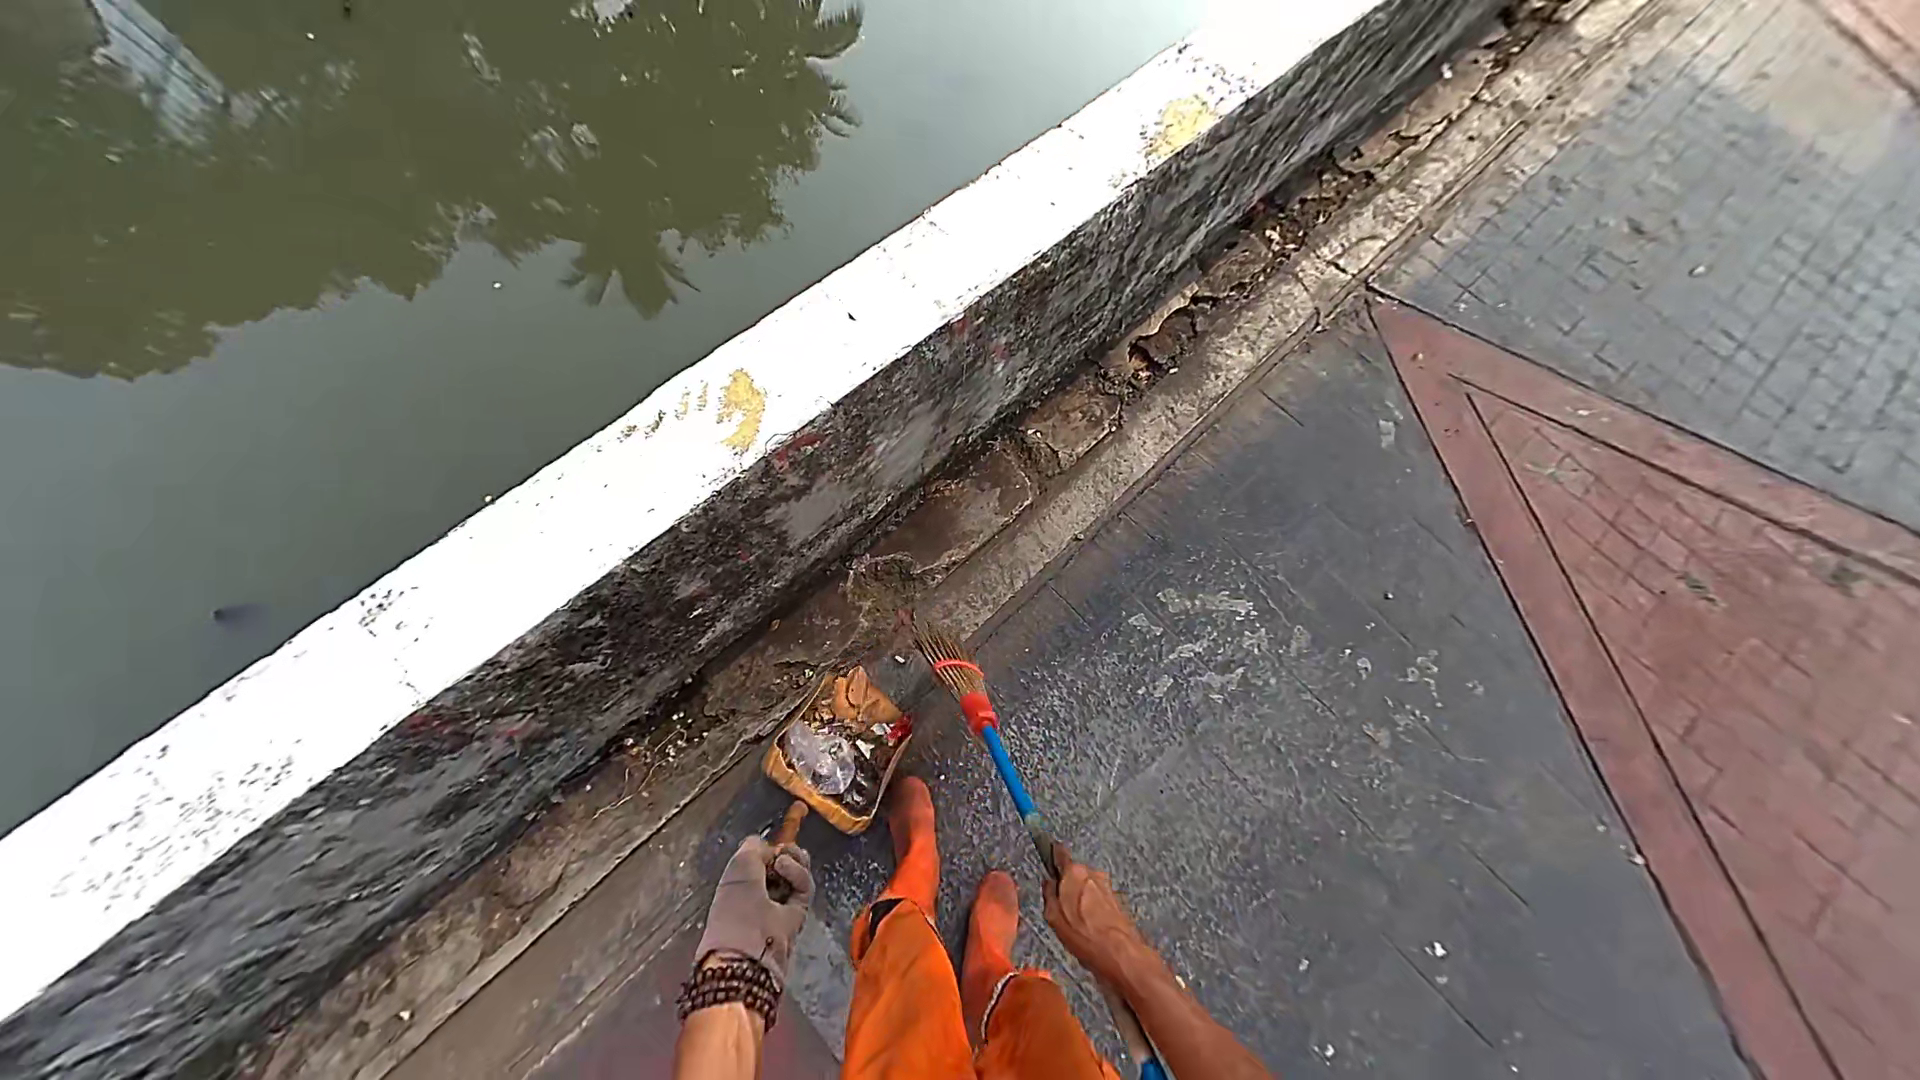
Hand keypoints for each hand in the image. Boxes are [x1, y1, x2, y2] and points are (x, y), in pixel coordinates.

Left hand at [694, 835, 812, 986]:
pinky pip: (804, 883)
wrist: (746, 956)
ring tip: (785, 861)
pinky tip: (786, 869)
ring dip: (794, 858)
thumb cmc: (734, 910)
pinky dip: (797, 873)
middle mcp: (762, 888)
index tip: (799, 809)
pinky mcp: (798, 910)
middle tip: (785, 848)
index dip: (779, 833)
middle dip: (788, 846)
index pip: (763, 851)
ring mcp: (781, 899)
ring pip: (798, 867)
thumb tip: (768, 844)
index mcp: (741, 880)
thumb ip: (753, 848)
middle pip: (784, 856)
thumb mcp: (738, 869)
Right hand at [1043, 842, 1151, 987]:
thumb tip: (1048, 885)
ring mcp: (1107, 886)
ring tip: (1079, 923)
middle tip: (1062, 906)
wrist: (1120, 954)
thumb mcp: (1053, 917)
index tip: (1049, 855)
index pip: (1059, 853)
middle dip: (1069, 885)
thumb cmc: (1087, 936)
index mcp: (1073, 871)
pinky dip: (1095, 909)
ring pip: (1088, 887)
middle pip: (1075, 873)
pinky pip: (1100, 900)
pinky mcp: (1118, 900)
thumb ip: (1048, 894)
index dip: (1052, 854)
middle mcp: (1092, 873)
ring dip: (1083, 899)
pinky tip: (1091, 928)